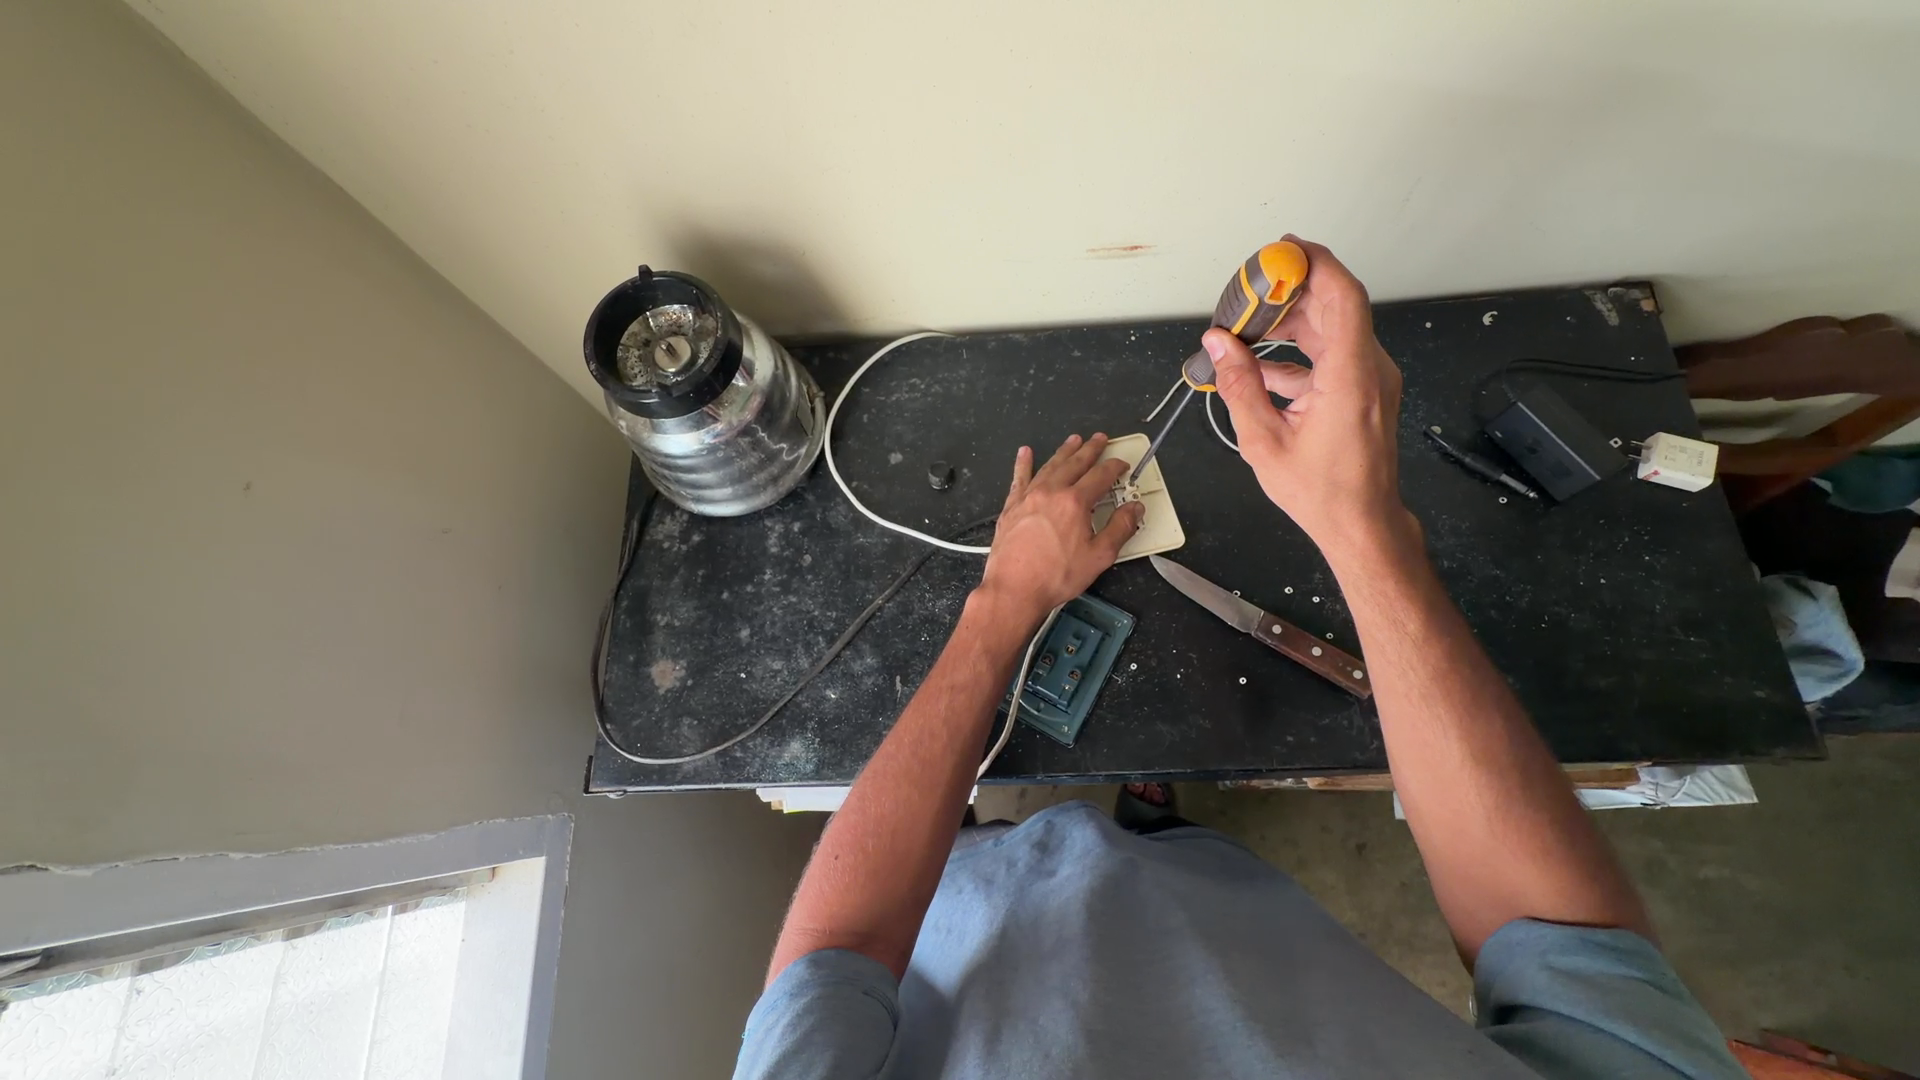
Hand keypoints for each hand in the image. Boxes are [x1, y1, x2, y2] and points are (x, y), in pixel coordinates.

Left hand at [978, 434, 1141, 620]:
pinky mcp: (1011, 506)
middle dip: (1090, 449)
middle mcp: (1051, 492)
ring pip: (1050, 466)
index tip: (1122, 464)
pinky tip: (1025, 452)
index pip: (1101, 476)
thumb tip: (1135, 508)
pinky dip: (1024, 463)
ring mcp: (1028, 497)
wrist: (1014, 589)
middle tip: (1099, 438)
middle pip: (1075, 463)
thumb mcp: (1099, 556)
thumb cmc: (1057, 576)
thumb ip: (1120, 528)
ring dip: (1064, 451)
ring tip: (1074, 440)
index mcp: (1075, 502)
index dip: (1115, 467)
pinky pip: (1019, 478)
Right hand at [1208, 236, 1413, 551]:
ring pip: (1333, 329)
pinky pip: (1332, 355)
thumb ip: (1239, 386)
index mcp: (1350, 376)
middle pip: (1335, 306)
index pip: (1342, 296)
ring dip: (1291, 323)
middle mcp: (1369, 368)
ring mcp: (1370, 378)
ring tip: (1246, 329)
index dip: (1313, 264)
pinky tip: (1260, 367)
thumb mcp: (1263, 441)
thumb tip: (1217, 343)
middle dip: (1290, 291)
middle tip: (1247, 293)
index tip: (1278, 250)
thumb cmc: (1317, 491)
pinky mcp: (1364, 391)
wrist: (1361, 523)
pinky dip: (1297, 353)